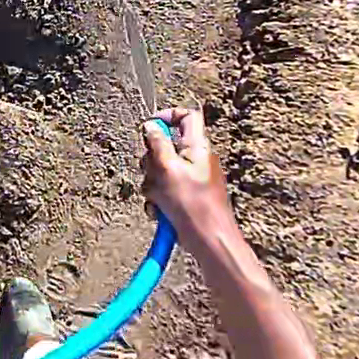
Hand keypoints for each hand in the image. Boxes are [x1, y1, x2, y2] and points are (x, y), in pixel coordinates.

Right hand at [142, 107, 238, 250]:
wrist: (209, 241)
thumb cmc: (193, 206)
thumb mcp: (168, 169)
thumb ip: (157, 144)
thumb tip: (150, 125)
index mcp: (197, 147)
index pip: (187, 116)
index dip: (167, 116)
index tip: (149, 129)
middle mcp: (195, 159)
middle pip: (165, 146)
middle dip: (151, 160)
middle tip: (153, 173)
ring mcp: (190, 178)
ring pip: (159, 170)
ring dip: (152, 184)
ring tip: (158, 198)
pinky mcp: (184, 196)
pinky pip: (162, 190)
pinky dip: (157, 199)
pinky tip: (159, 212)